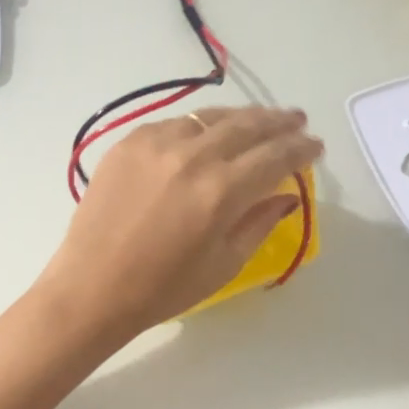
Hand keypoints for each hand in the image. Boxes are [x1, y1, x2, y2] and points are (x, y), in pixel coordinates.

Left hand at [35, 107, 323, 336]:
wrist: (93, 289)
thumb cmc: (162, 290)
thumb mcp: (222, 265)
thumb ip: (258, 224)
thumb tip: (285, 195)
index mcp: (222, 191)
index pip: (275, 156)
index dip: (301, 149)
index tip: (315, 147)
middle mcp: (193, 156)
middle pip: (247, 126)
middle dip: (277, 123)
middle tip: (295, 122)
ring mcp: (156, 144)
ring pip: (210, 117)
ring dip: (240, 119)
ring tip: (256, 123)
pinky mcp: (128, 144)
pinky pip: (174, 124)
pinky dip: (197, 127)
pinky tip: (204, 136)